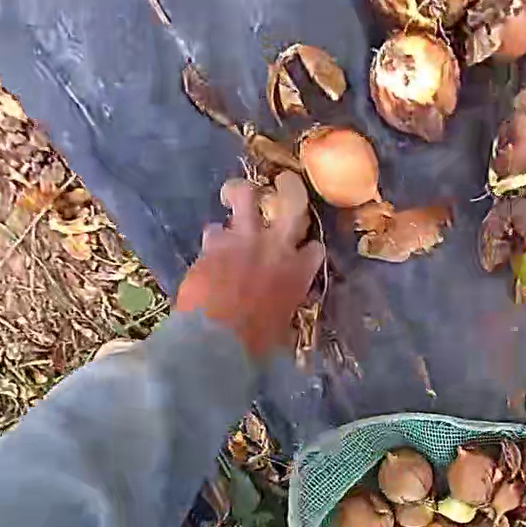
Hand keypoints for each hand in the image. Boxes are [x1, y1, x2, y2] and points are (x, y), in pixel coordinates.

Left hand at [175, 171, 325, 358]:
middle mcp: (276, 247)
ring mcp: (243, 240)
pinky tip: (210, 249)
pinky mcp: (213, 243)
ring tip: (234, 197)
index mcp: (298, 272)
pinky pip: (213, 229)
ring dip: (240, 194)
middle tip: (284, 184)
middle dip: (290, 189)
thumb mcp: (282, 326)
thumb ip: (285, 305)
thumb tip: (283, 309)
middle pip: (291, 203)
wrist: (215, 340)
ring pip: (245, 195)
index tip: (305, 251)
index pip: (315, 247)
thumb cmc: (255, 342)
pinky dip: (213, 238)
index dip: (309, 248)